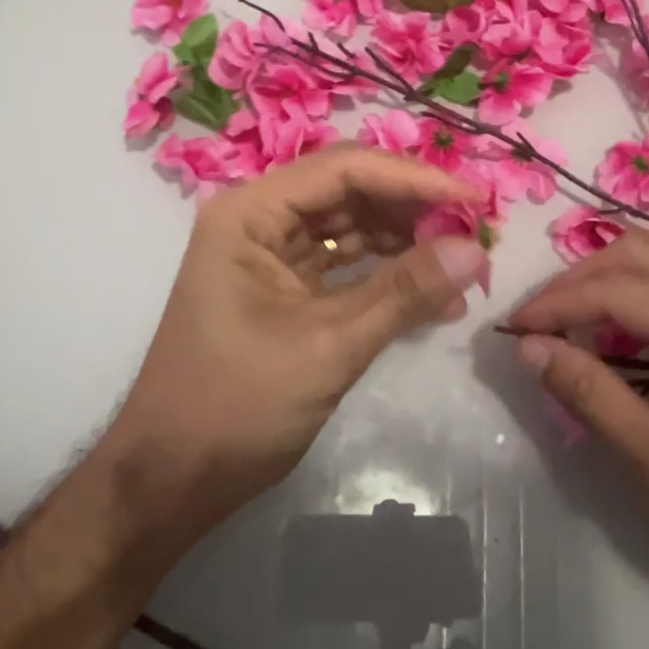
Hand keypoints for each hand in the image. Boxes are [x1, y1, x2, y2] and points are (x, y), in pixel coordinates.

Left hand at [0, 149, 489, 648]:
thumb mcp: (329, 345)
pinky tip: (434, 294)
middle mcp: (258, 220)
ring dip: (405, 241)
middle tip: (476, 232)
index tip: (476, 201)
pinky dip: (386, 275)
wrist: (173, 479)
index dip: (414, 179)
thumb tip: (475, 250)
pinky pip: (343, 265)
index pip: (345, 169)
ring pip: (350, 227)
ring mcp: (269, 255)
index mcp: (251, 213)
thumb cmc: (238, 404)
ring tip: (463, 264)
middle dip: (413, 209)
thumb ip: (404, 293)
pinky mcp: (282, 290)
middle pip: (349, 191)